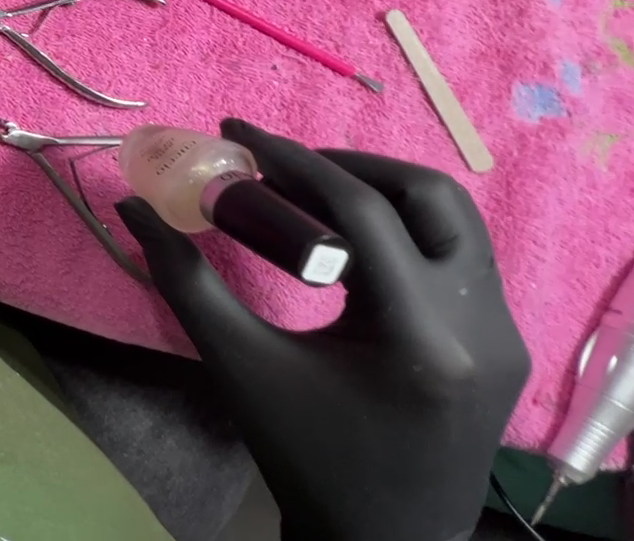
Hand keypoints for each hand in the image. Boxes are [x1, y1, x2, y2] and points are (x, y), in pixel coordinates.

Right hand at [117, 120, 529, 540]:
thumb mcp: (233, 361)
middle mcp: (481, 325)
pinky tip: (345, 236)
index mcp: (419, 335)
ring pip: (454, 220)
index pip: (362, 211)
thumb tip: (130, 208)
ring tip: (307, 188)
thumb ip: (180, 277)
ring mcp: (503, 334)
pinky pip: (458, 253)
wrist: (381, 534)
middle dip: (345, 163)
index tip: (237, 132)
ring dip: (379, 188)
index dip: (292, 159)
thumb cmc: (301, 449)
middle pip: (429, 198)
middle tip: (277, 162)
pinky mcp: (501, 342)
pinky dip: (401, 223)